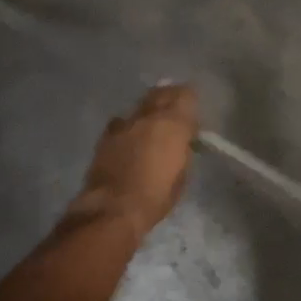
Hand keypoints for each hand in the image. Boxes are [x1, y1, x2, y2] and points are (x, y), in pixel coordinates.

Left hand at [70, 84, 198, 242]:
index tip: (193, 112)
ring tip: (153, 122)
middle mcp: (149, 116)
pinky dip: (130, 125)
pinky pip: (123, 121)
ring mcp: (126, 123)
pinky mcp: (107, 135)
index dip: (190, 100)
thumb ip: (183, 149)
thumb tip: (181, 141)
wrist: (113, 208)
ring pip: (142, 105)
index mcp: (173, 124)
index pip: (186, 95)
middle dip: (170, 97)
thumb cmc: (155, 196)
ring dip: (149, 110)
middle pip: (162, 93)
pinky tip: (130, 136)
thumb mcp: (181, 175)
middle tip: (175, 109)